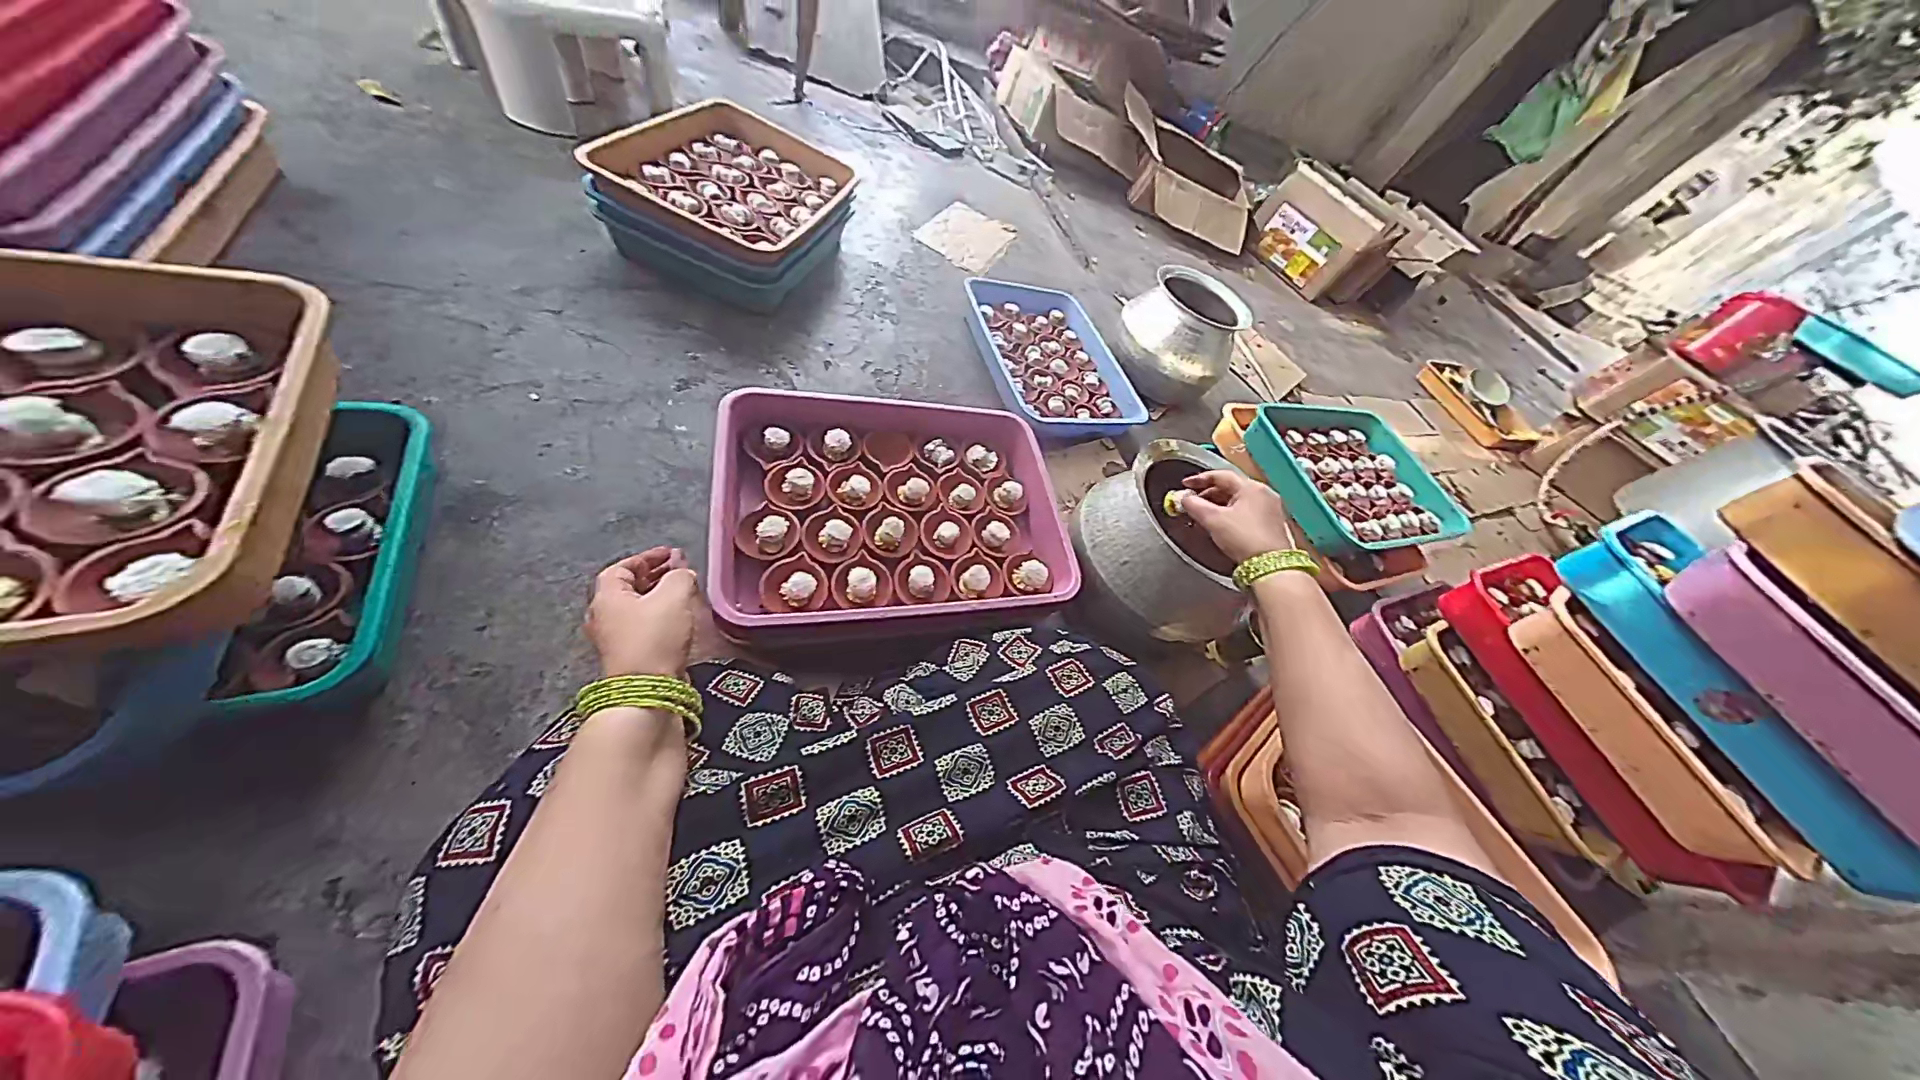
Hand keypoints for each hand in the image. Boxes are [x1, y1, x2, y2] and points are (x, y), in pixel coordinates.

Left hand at [584, 548, 699, 678]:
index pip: (622, 567)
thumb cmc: (655, 636)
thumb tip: (682, 574)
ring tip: (682, 589)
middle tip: (679, 568)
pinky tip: (678, 615)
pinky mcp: (628, 655)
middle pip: (628, 586)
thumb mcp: (673, 596)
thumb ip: (680, 576)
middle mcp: (604, 616)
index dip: (647, 557)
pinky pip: (642, 624)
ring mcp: (614, 638)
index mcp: (607, 597)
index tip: (670, 553)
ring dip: (658, 594)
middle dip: (654, 574)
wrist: (648, 689)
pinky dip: (659, 613)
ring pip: (636, 607)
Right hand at [1179, 471, 1296, 564]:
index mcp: (1251, 487)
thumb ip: (1194, 505)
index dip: (1199, 479)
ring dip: (1218, 505)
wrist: (1269, 565)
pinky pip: (1246, 512)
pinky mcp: (1271, 523)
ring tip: (1203, 515)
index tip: (1186, 485)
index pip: (1221, 476)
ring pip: (1238, 500)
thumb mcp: (1213, 520)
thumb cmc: (1244, 539)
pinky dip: (1230, 514)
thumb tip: (1184, 499)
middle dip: (1208, 494)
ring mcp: (1270, 508)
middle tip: (1192, 502)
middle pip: (1230, 487)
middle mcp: (1263, 494)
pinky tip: (1221, 524)